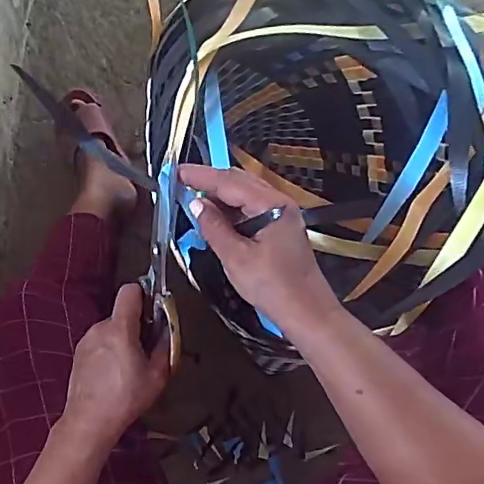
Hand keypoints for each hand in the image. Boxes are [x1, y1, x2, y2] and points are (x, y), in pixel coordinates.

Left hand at [61, 284, 170, 442]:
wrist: (90, 419)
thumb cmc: (123, 399)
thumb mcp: (157, 375)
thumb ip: (165, 346)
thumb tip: (167, 331)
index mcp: (119, 329)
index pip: (130, 291)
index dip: (144, 295)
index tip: (153, 310)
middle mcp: (99, 329)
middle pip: (122, 314)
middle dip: (136, 327)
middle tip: (146, 350)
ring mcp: (86, 341)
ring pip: (110, 330)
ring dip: (122, 341)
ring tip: (130, 367)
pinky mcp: (79, 354)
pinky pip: (99, 343)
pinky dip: (108, 352)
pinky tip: (115, 374)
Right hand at [178, 164, 344, 335]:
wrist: (305, 311)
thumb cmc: (274, 287)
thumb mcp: (236, 257)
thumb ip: (214, 227)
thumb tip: (196, 205)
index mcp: (272, 205)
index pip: (229, 181)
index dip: (201, 176)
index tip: (178, 172)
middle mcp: (279, 204)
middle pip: (239, 182)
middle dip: (208, 182)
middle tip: (181, 184)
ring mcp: (281, 216)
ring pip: (244, 196)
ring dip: (218, 197)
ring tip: (192, 201)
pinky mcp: (279, 229)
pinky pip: (250, 210)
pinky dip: (229, 211)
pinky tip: (214, 218)